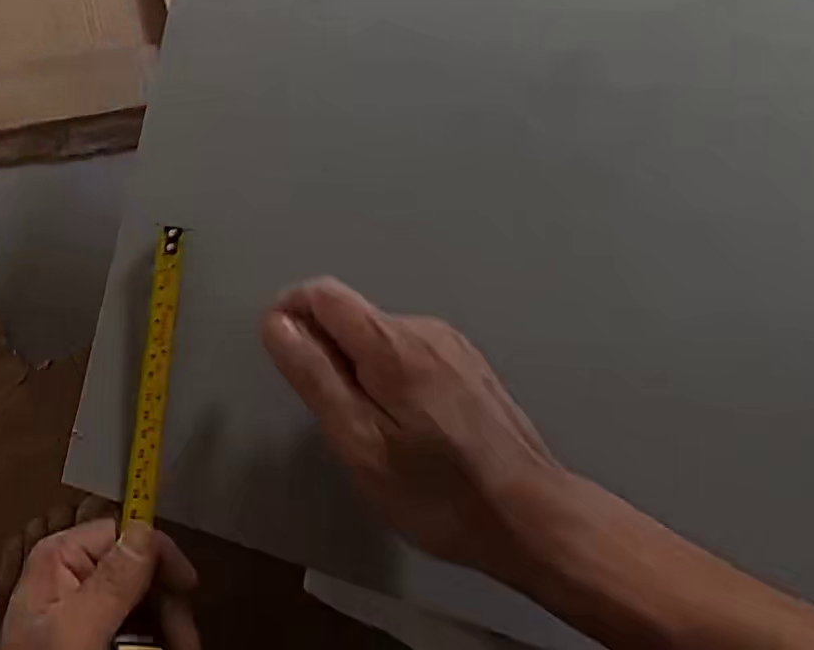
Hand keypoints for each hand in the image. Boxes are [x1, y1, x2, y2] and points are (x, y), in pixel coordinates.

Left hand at [0, 519, 199, 649]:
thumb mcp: (77, 632)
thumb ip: (111, 580)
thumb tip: (146, 528)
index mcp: (61, 555)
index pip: (123, 531)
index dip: (160, 554)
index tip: (188, 588)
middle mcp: (71, 571)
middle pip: (136, 566)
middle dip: (166, 600)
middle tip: (185, 641)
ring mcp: (79, 604)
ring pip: (139, 597)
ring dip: (164, 623)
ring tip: (179, 649)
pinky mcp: (87, 633)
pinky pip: (129, 624)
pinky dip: (150, 639)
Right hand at [260, 277, 567, 581]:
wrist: (536, 520)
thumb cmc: (437, 491)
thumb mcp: (359, 442)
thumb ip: (314, 375)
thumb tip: (276, 323)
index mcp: (391, 342)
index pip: (321, 293)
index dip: (290, 312)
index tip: (285, 356)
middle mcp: (420, 327)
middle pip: (350, 313)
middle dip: (324, 348)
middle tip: (332, 412)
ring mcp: (449, 342)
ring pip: (377, 334)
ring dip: (356, 363)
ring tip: (373, 426)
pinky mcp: (466, 360)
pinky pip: (406, 349)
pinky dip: (387, 372)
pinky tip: (408, 422)